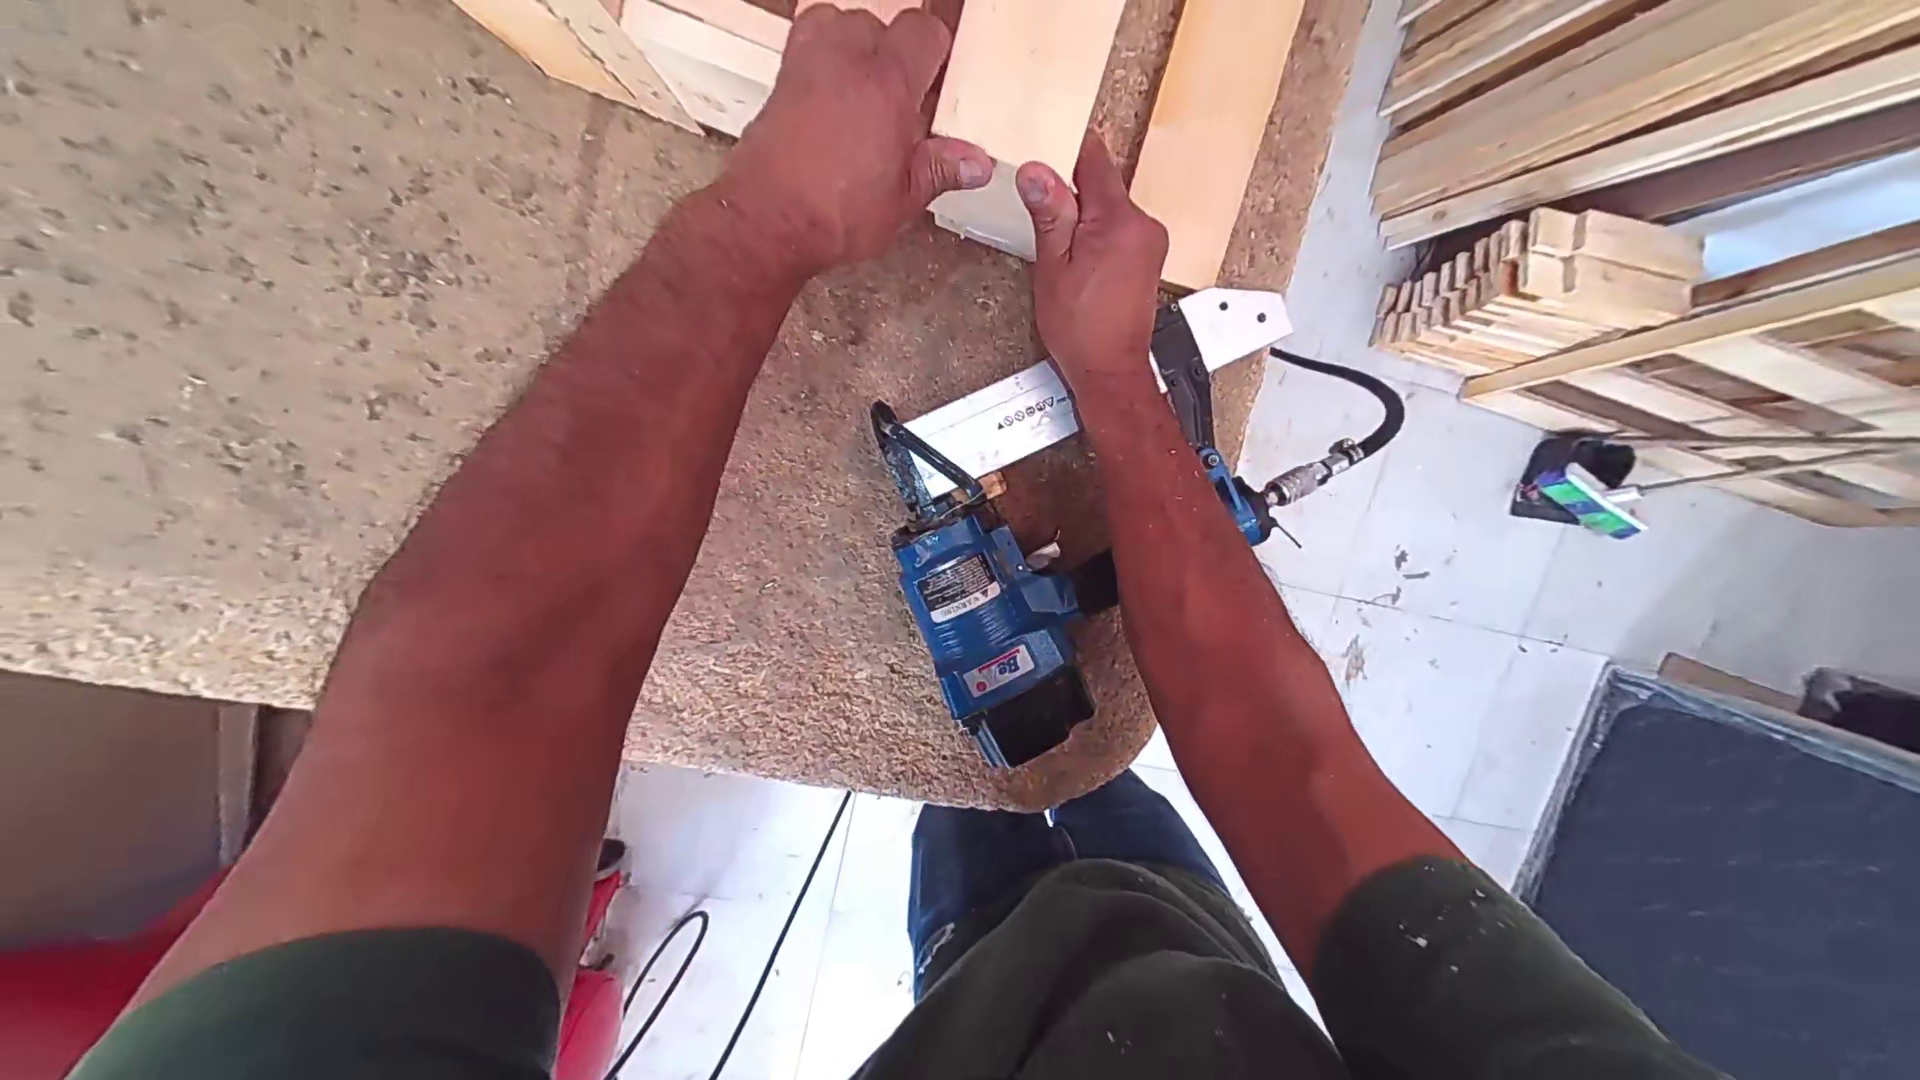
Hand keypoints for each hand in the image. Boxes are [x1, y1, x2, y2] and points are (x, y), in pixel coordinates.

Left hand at [715, 6, 991, 273]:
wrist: (770, 219)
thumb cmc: (836, 213)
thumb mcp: (903, 199)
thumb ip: (940, 169)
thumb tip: (977, 163)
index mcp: (889, 84)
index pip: (925, 34)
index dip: (937, 58)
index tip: (937, 89)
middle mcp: (848, 57)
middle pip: (884, 27)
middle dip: (897, 60)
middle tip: (903, 108)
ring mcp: (809, 60)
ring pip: (843, 26)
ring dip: (858, 53)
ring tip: (865, 100)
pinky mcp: (782, 76)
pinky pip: (809, 42)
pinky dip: (824, 60)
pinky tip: (831, 101)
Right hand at [1017, 132, 1169, 380]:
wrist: (1110, 369)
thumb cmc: (1083, 331)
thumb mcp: (1053, 269)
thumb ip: (1049, 215)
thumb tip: (1037, 172)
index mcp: (1118, 221)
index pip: (1094, 159)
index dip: (1066, 153)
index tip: (1045, 153)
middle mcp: (1143, 225)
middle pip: (1103, 186)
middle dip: (1072, 196)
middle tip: (1044, 217)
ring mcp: (1151, 242)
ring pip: (1111, 210)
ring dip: (1085, 220)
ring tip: (1063, 252)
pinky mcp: (1151, 258)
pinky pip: (1121, 230)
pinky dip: (1100, 237)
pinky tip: (1082, 263)